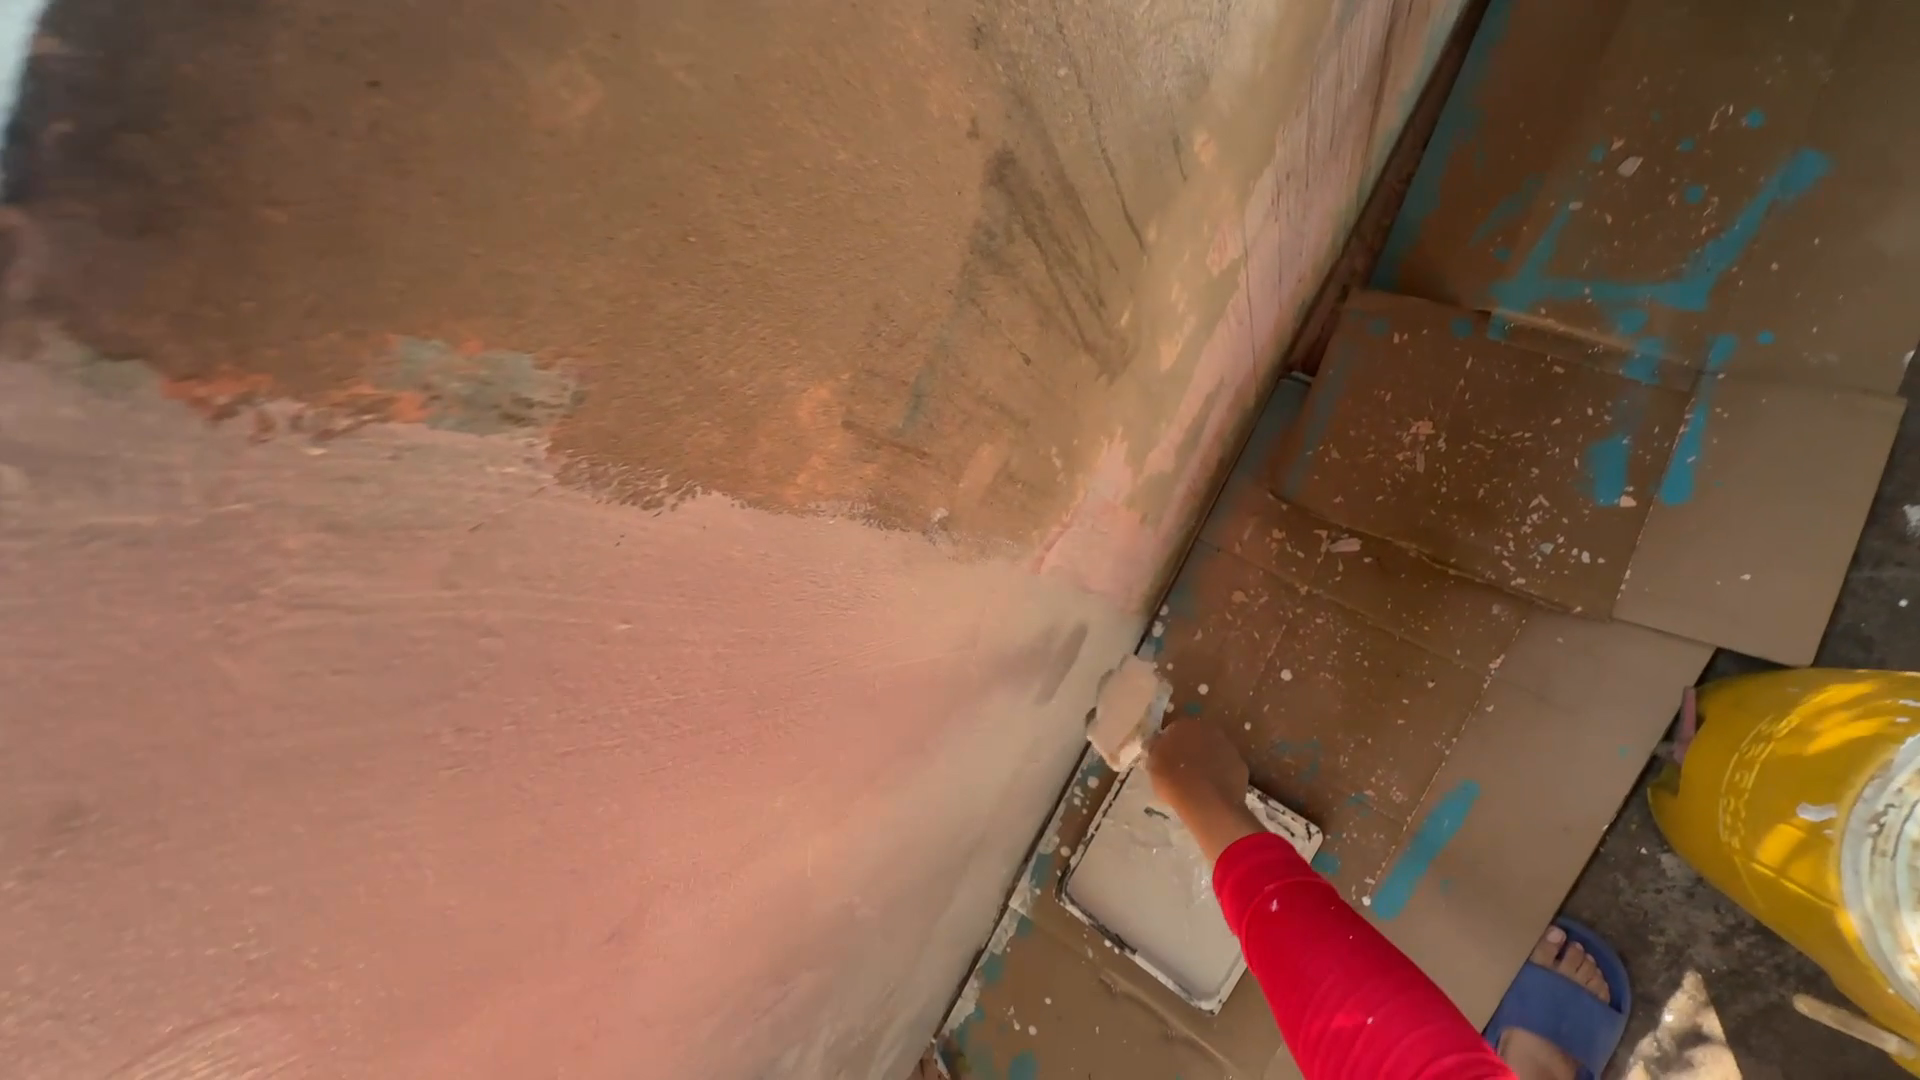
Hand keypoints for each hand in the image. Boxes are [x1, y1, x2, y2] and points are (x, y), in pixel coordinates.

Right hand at [1146, 718, 1260, 861]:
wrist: (1207, 803)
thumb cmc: (1173, 780)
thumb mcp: (1153, 763)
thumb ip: (1157, 748)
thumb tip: (1158, 743)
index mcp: (1185, 724)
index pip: (1176, 729)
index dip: (1171, 743)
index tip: (1167, 758)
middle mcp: (1209, 730)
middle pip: (1198, 737)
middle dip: (1192, 749)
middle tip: (1183, 769)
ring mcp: (1228, 747)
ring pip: (1215, 752)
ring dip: (1208, 762)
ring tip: (1199, 782)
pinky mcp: (1241, 766)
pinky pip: (1227, 768)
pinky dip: (1221, 775)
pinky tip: (1213, 790)